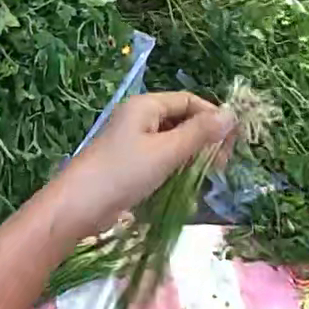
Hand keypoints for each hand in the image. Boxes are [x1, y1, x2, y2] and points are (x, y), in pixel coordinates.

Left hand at [44, 92, 233, 240]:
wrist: (76, 208)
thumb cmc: (122, 173)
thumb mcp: (166, 151)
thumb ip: (200, 133)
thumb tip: (232, 115)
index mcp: (146, 105)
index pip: (189, 101)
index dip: (213, 117)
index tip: (231, 141)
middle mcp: (140, 118)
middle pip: (182, 119)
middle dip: (204, 138)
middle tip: (220, 164)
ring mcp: (133, 141)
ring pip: (173, 140)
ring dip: (192, 155)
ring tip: (206, 175)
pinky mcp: (129, 163)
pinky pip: (161, 157)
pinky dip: (176, 167)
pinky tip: (186, 183)